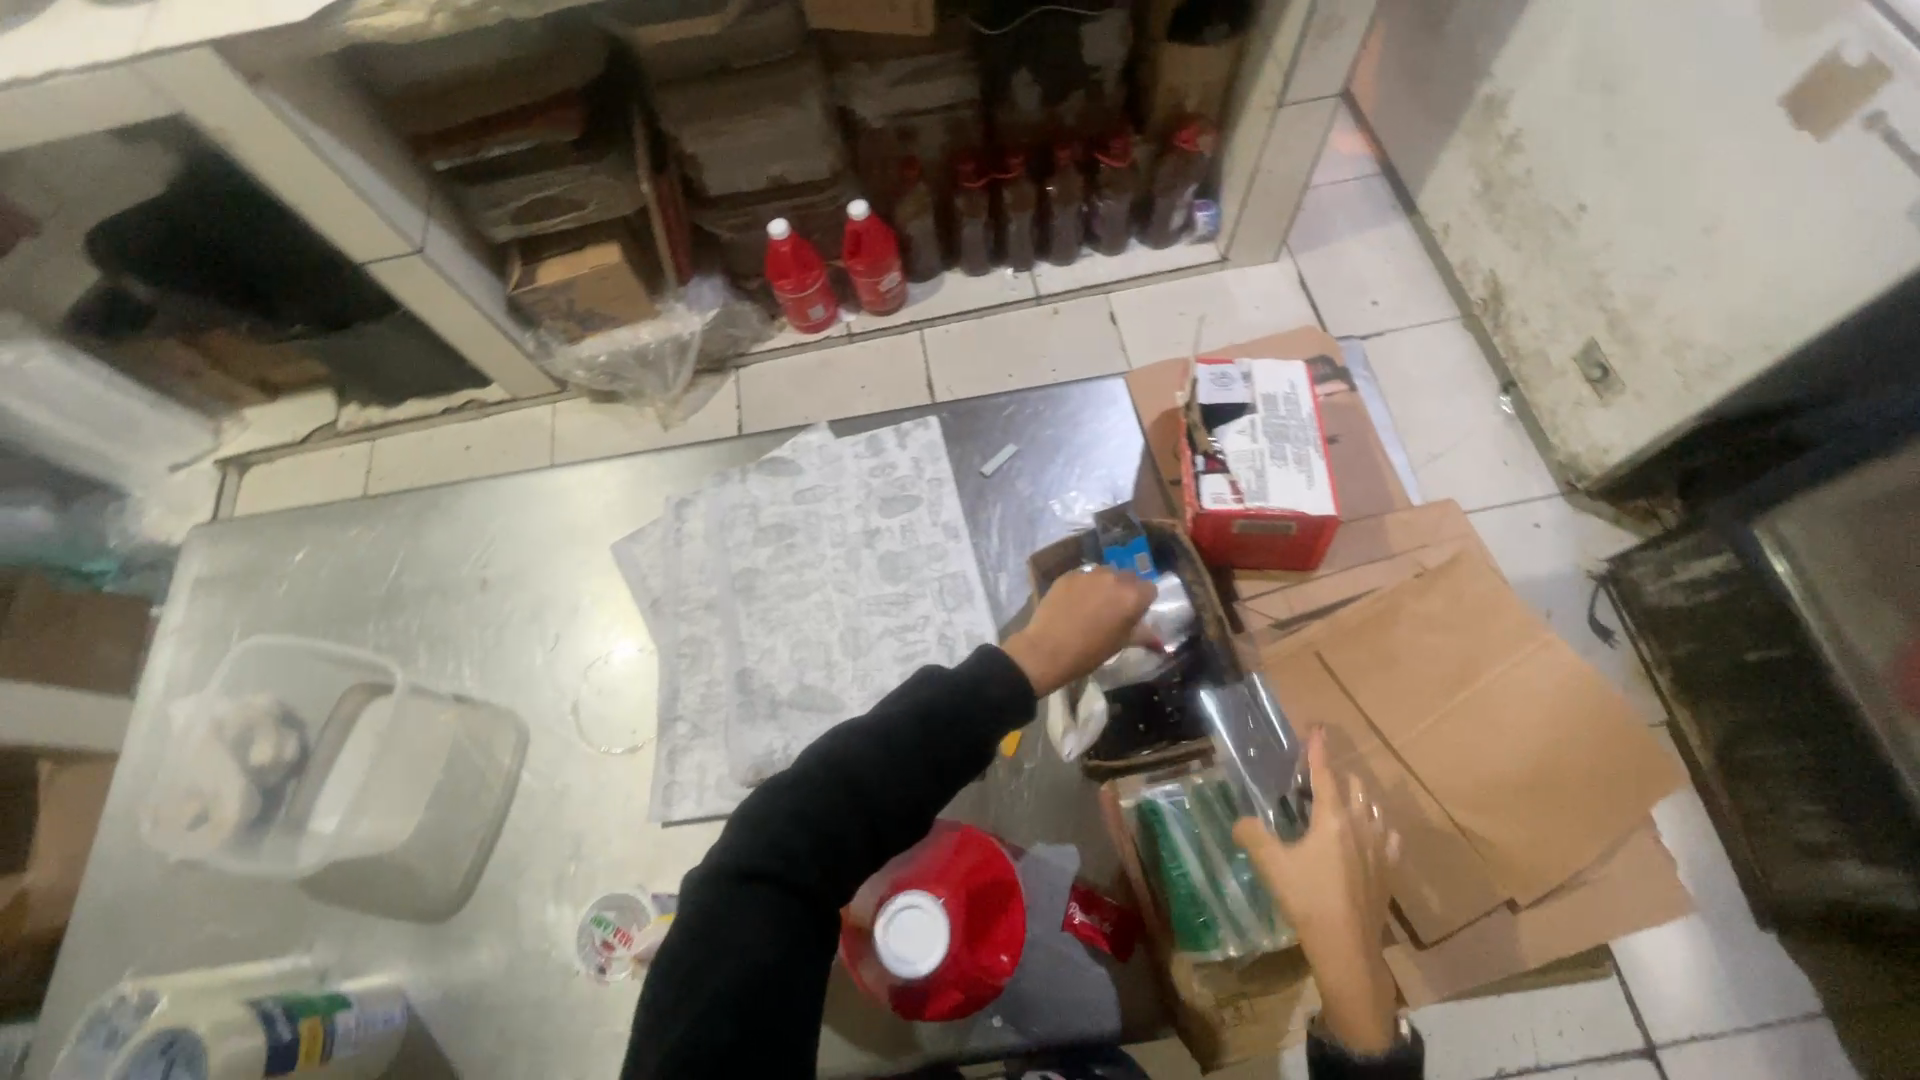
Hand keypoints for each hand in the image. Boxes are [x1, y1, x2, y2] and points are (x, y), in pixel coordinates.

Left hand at [1001, 566, 1155, 696]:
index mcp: (1132, 596)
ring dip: (1104, 585)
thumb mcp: (1121, 644)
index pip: (1149, 589)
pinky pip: (1083, 575)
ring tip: (1092, 604)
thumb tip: (1160, 643)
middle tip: (1113, 609)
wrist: (1047, 650)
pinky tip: (1073, 602)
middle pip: (1128, 577)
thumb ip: (1143, 635)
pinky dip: (1083, 586)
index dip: (1143, 601)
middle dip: (1125, 590)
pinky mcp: (1067, 574)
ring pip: (1104, 573)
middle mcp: (1113, 578)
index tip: (1134, 615)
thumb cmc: (1089, 652)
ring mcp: (1088, 574)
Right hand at [1234, 728, 1401, 1055]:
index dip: (1318, 752)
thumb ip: (1253, 836)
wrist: (1346, 946)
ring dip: (1361, 798)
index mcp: (1332, 819)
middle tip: (1321, 772)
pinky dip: (1379, 828)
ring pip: (1374, 811)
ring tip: (1348, 798)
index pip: (1324, 775)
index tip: (1316, 730)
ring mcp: (1379, 850)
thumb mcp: (1271, 865)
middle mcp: (1359, 827)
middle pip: (1355, 788)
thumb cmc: (1307, 899)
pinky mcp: (1387, 872)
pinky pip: (1388, 839)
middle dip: (1339, 774)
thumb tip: (1240, 820)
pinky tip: (1376, 833)